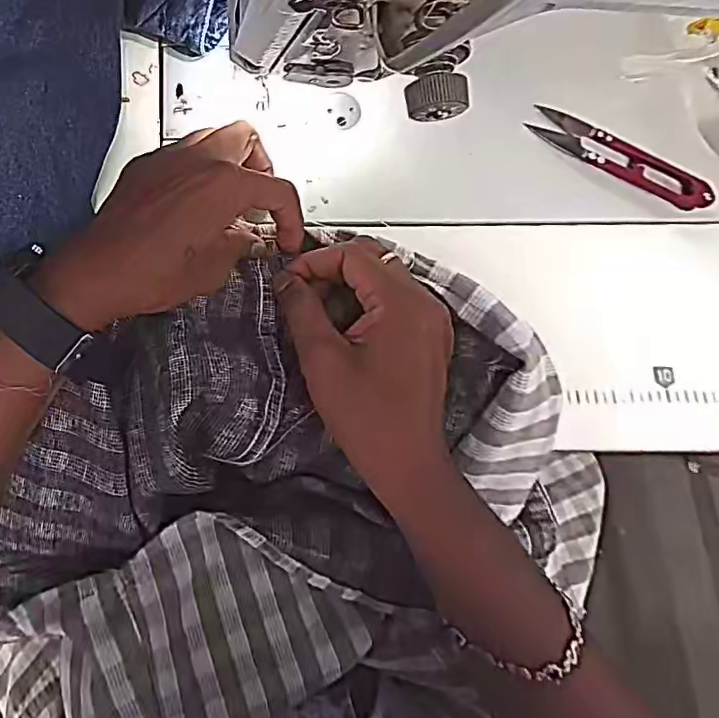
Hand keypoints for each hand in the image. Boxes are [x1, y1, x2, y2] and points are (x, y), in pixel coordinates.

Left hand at [37, 122, 304, 329]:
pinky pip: (181, 153)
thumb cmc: (144, 272)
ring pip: (213, 136)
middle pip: (248, 137)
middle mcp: (197, 161)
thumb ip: (239, 247)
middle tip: (261, 197)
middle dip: (263, 166)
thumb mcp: (211, 270)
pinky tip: (195, 200)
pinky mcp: (145, 166)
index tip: (285, 234)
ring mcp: (168, 158)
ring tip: (231, 196)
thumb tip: (246, 240)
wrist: (96, 273)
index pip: (277, 187)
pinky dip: (198, 169)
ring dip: (230, 161)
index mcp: (223, 184)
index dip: (291, 216)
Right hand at [274, 237, 454, 502]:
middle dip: (331, 269)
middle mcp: (424, 303)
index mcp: (401, 304)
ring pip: (384, 276)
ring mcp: (431, 318)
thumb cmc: (368, 419)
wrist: (408, 462)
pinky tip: (343, 326)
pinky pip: (396, 299)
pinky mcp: (430, 334)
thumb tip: (287, 281)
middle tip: (300, 293)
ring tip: (317, 312)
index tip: (289, 281)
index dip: (315, 261)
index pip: (353, 255)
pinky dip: (367, 301)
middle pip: (372, 259)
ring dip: (348, 285)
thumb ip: (302, 310)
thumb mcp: (322, 359)